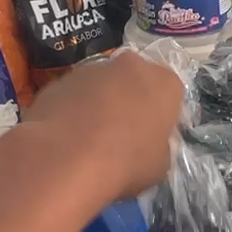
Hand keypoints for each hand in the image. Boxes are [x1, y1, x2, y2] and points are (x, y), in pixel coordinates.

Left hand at [24, 52, 184, 201]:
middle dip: (131, 100)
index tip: (153, 135)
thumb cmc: (127, 162)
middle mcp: (131, 66)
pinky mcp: (59, 80)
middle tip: (124, 133)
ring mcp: (92, 69)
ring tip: (91, 138)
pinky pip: (74, 95)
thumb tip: (148, 143)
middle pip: (135, 81)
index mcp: (164, 83)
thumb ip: (159, 146)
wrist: (67, 157)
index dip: (162, 115)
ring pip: (102, 85)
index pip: (171, 93)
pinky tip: (68, 138)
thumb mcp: (159, 165)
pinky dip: (74, 110)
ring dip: (101, 104)